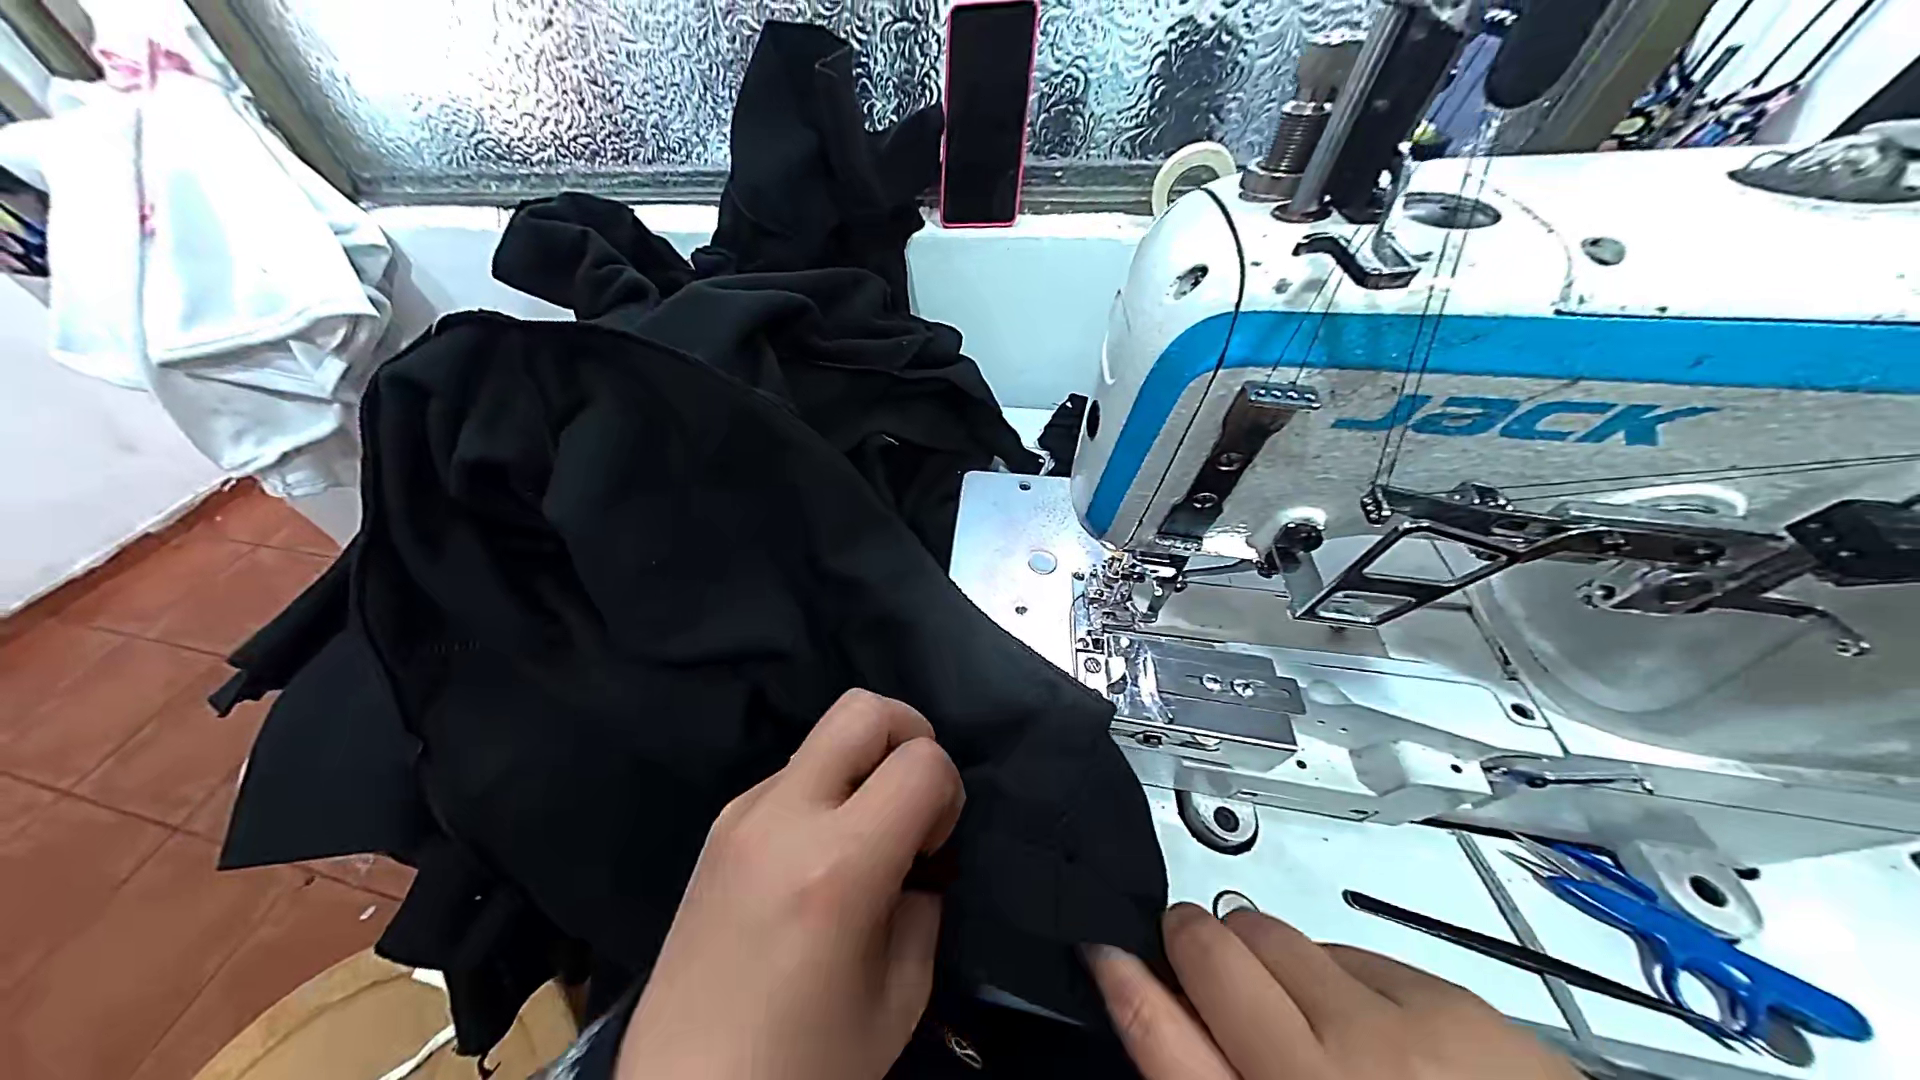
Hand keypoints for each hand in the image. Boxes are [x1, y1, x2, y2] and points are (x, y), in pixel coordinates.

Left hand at [616, 689, 964, 1079]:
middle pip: (862, 708)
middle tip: (913, 796)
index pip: (922, 760)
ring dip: (863, 764)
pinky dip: (825, 790)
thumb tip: (918, 855)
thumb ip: (923, 901)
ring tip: (861, 835)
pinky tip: (815, 856)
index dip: (949, 790)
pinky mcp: (718, 826)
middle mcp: (784, 818)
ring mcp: (742, 815)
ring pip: (825, 735)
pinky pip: (792, 774)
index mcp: (838, 865)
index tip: (934, 843)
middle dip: (909, 733)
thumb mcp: (901, 993)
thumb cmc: (807, 1067)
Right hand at [1088, 903, 1581, 1079]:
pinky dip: (1342, 979)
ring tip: (1313, 1024)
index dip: (1121, 980)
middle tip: (1221, 985)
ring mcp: (1393, 1036)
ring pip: (1272, 933)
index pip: (1162, 1039)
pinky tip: (1382, 1036)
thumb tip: (1150, 995)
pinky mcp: (1447, 1002)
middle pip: (1211, 951)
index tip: (1103, 946)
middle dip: (1199, 949)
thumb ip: (1206, 1071)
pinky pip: (1343, 947)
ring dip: (1271, 965)